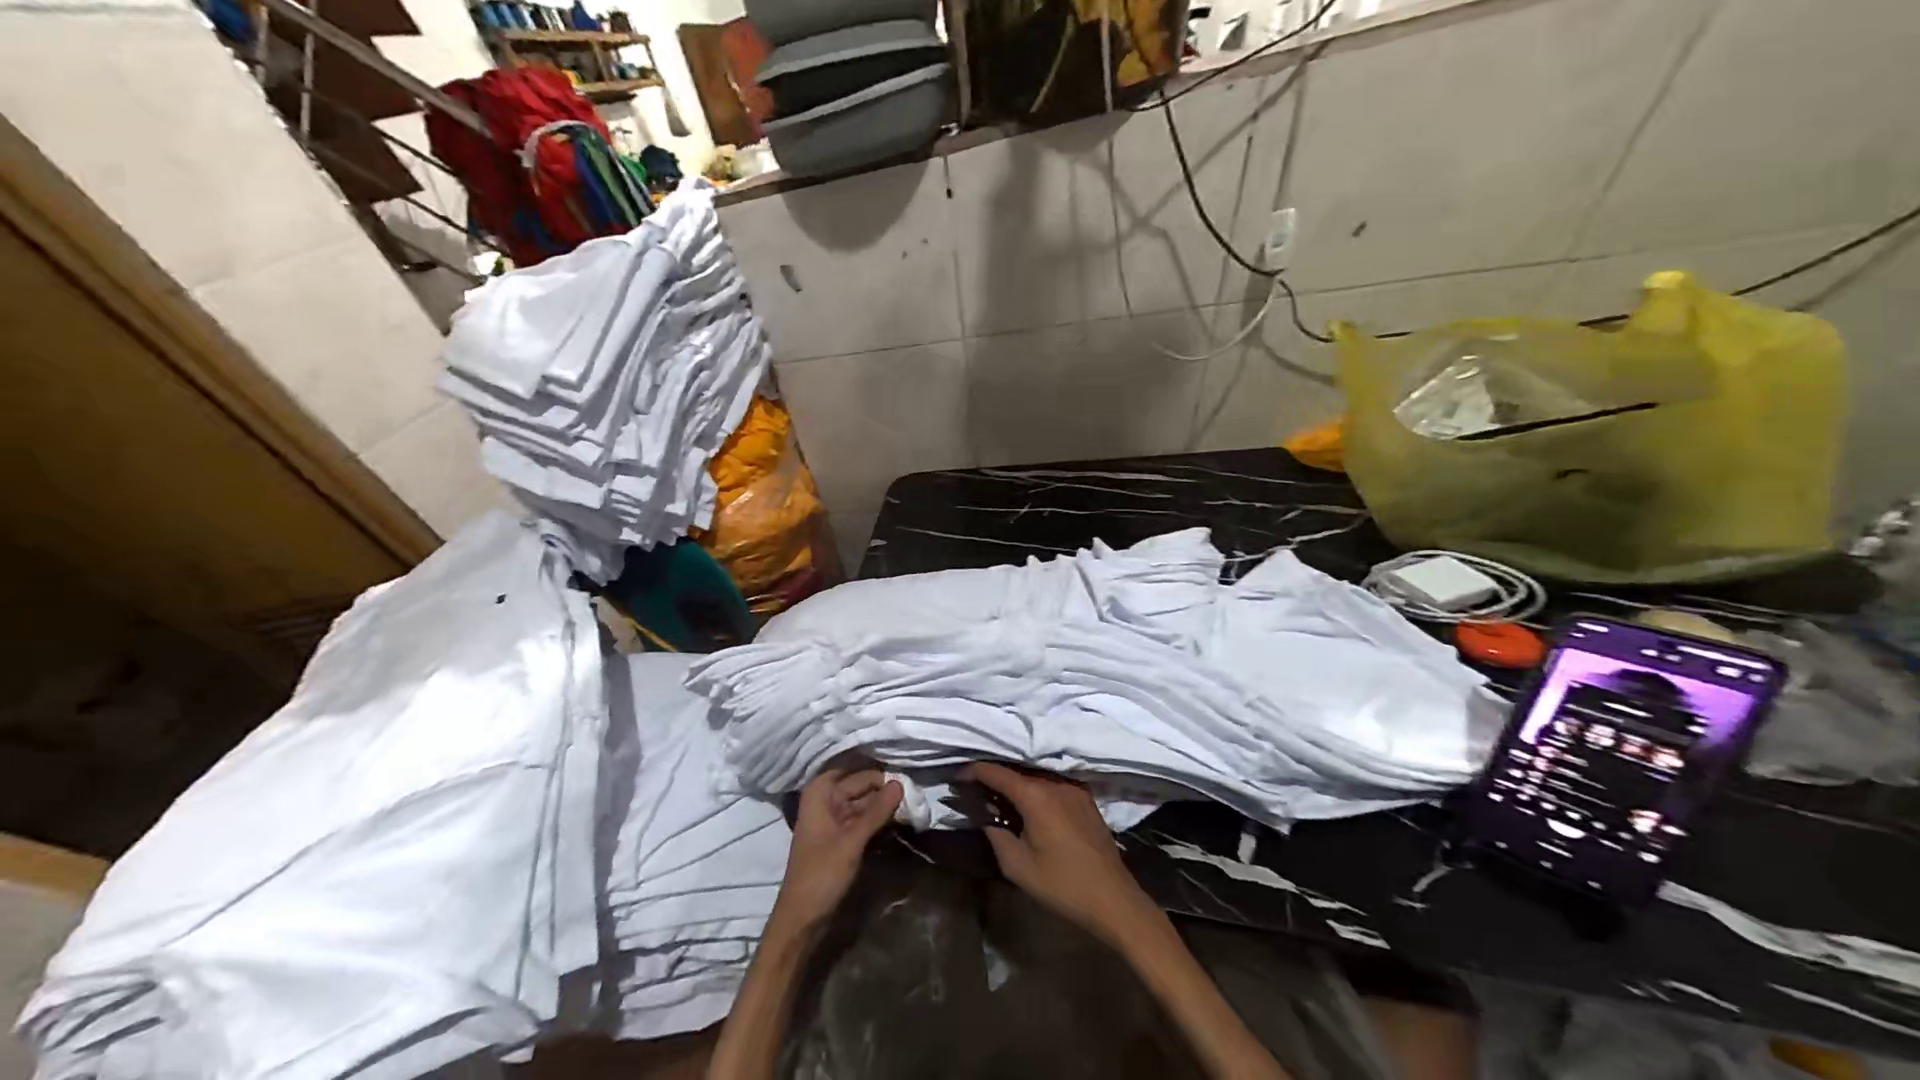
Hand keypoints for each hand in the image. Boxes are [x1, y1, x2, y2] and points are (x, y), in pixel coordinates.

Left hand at [773, 767, 902, 930]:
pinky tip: (900, 820)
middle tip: (917, 791)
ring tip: (914, 804)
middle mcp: (826, 801)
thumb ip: (876, 811)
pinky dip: (879, 820)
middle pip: (862, 786)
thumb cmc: (822, 875)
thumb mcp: (852, 841)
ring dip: (885, 805)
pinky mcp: (843, 838)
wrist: (803, 918)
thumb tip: (900, 782)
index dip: (881, 773)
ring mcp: (835, 820)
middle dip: (886, 789)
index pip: (858, 773)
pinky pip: (864, 820)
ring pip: (865, 804)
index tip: (909, 773)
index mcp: (821, 793)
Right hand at [962, 762, 1158, 943]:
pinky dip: (1036, 789)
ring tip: (998, 796)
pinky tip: (1029, 805)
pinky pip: (1053, 786)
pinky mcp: (1086, 800)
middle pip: (1017, 771)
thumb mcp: (1017, 865)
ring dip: (1016, 783)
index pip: (997, 772)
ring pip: (1037, 777)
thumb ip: (996, 834)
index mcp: (1036, 795)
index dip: (974, 772)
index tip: (958, 778)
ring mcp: (1074, 789)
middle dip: (995, 776)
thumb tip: (986, 816)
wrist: (1113, 899)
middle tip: (975, 788)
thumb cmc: (1062, 884)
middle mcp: (1055, 783)